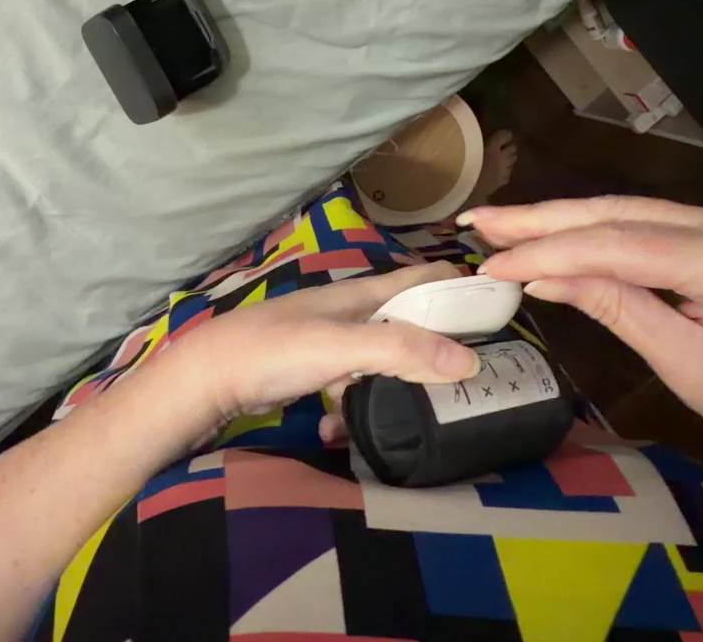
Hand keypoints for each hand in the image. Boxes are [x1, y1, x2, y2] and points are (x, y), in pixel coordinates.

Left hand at [163, 262, 482, 437]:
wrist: (207, 376)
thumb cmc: (273, 350)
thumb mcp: (340, 346)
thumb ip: (398, 348)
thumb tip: (468, 359)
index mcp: (357, 296)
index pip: (416, 280)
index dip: (453, 283)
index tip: (495, 300)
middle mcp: (344, 311)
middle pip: (401, 316)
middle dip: (435, 333)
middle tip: (474, 360)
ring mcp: (323, 340)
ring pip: (375, 351)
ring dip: (399, 370)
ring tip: (428, 398)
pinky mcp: (306, 368)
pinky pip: (346, 380)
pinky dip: (355, 398)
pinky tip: (349, 423)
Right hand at [465, 197, 702, 458]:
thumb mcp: (687, 365)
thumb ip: (615, 308)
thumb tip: (541, 279)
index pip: (620, 245)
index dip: (549, 252)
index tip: (491, 263)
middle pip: (616, 213)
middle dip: (541, 219)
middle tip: (478, 220)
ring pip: (622, 210)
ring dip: (557, 218)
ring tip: (498, 223)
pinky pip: (639, 223)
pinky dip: (588, 229)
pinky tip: (548, 231)